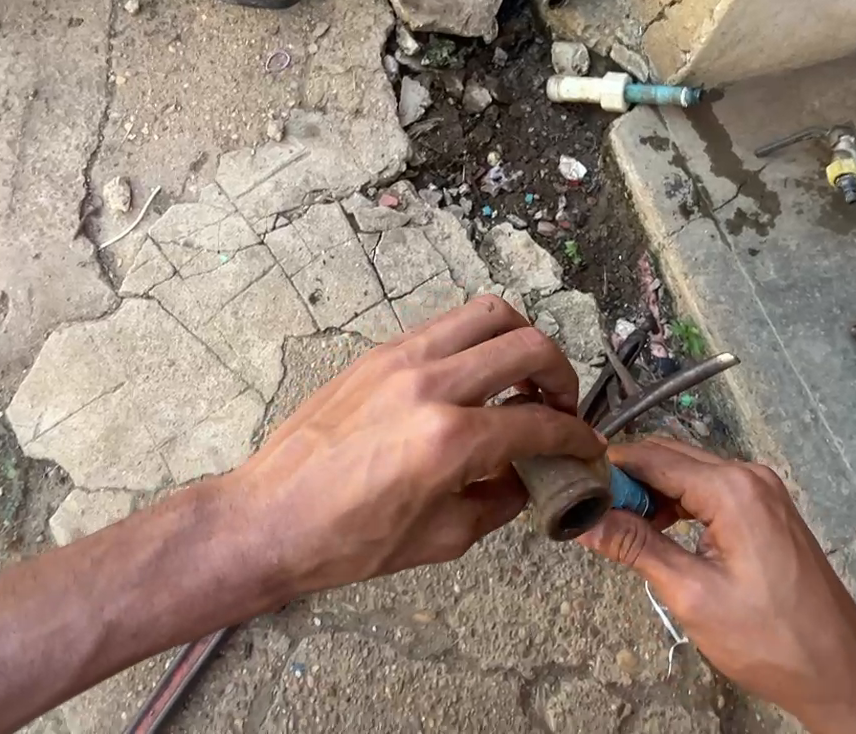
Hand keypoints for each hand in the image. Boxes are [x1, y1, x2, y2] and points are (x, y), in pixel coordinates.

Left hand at [224, 295, 604, 595]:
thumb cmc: (349, 541)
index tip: (585, 444)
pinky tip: (474, 376)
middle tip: (559, 404)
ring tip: (522, 376)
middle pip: (527, 344)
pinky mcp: (381, 350)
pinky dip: (477, 340)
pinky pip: (447, 325)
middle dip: (561, 373)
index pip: (537, 421)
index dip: (574, 435)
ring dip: (521, 339)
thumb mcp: (442, 538)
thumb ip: (501, 497)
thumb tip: (530, 471)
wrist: (270, 516)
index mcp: (448, 439)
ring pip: (488, 313)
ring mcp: (402, 357)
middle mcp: (430, 383)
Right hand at [578, 439, 855, 732]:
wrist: (842, 674)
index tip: (577, 487)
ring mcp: (762, 488)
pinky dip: (681, 500)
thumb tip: (585, 521)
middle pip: (669, 457)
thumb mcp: (691, 594)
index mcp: (731, 488)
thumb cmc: (770, 639)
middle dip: (629, 479)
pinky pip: (711, 487)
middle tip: (594, 510)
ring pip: (688, 470)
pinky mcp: (767, 505)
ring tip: (623, 525)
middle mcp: (748, 474)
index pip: (652, 457)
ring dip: (653, 490)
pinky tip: (662, 529)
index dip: (610, 469)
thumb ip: (635, 547)